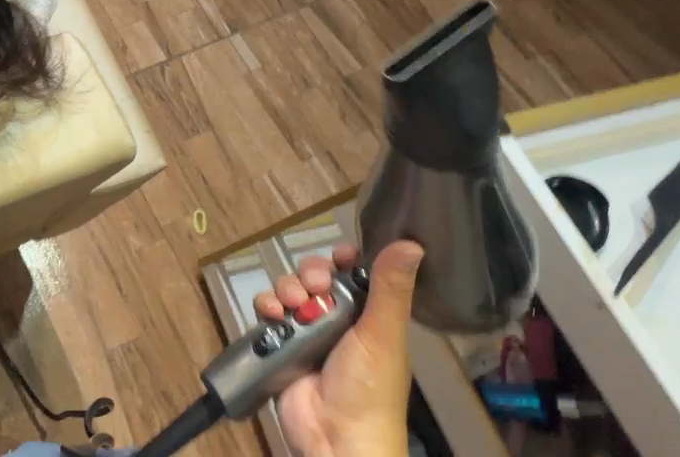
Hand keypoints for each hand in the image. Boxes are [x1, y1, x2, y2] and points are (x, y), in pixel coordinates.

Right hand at [251, 241, 423, 456]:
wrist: (336, 439)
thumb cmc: (369, 388)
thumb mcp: (382, 335)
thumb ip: (390, 289)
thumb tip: (413, 242)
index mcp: (369, 319)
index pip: (354, 275)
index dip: (342, 260)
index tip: (336, 257)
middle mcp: (338, 322)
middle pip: (316, 278)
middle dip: (309, 274)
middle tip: (312, 285)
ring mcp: (308, 334)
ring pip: (289, 290)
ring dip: (285, 289)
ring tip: (289, 306)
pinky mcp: (281, 345)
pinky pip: (267, 312)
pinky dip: (266, 307)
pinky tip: (272, 315)